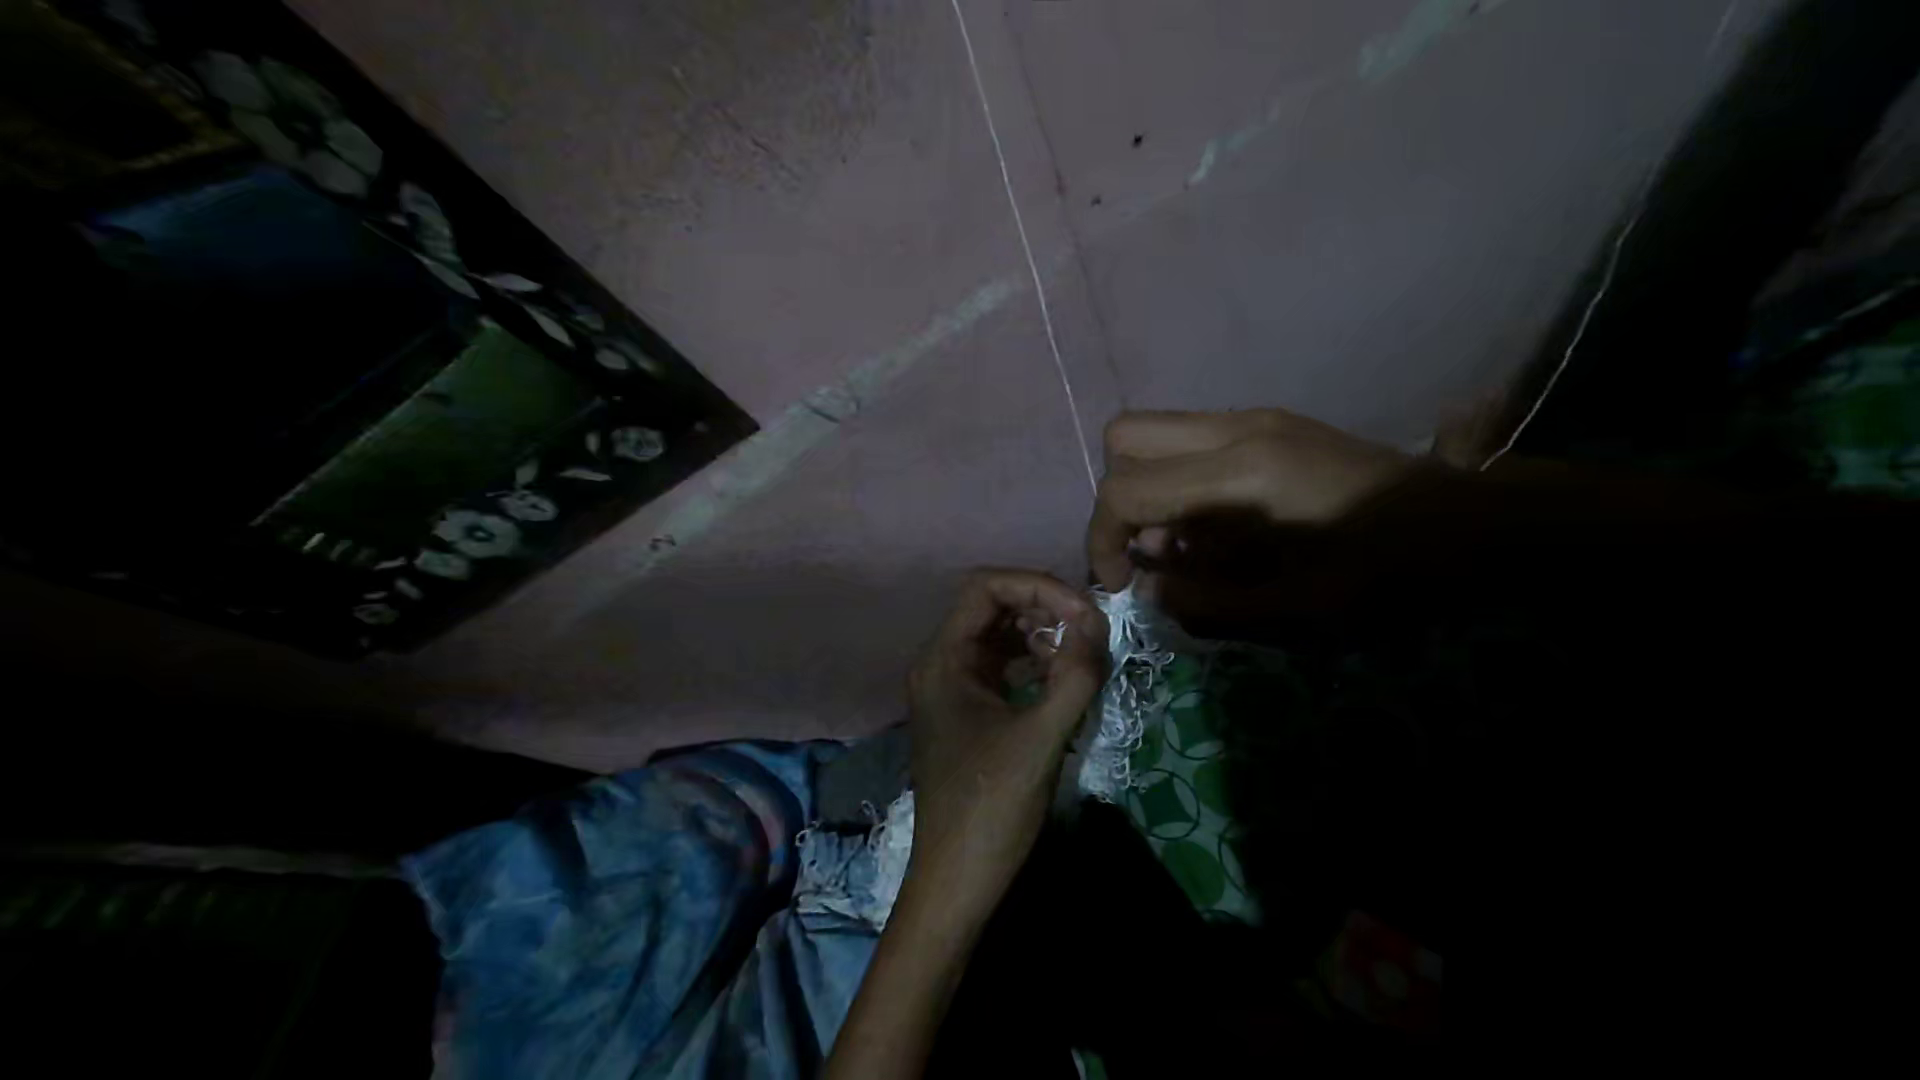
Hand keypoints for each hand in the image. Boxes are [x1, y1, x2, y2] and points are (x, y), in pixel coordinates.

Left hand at [906, 569, 1106, 910]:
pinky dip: (1034, 663)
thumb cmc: (990, 808)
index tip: (1084, 613)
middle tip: (1090, 631)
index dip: (1037, 585)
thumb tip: (1098, 625)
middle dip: (1043, 608)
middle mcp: (940, 664)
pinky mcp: (968, 712)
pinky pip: (1002, 667)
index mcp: (943, 659)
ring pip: (999, 636)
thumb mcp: (1040, 739)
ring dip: (1042, 635)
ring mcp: (952, 688)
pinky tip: (1063, 680)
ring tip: (1081, 655)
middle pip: (992, 607)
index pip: (985, 587)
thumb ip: (1074, 676)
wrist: (956, 880)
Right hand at [1088, 409, 1410, 590]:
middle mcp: (1236, 429)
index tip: (1121, 581)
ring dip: (1147, 486)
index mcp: (1241, 475)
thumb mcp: (1296, 607)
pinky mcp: (1268, 422)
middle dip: (1116, 497)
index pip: (1126, 489)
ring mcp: (1253, 417)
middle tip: (1147, 546)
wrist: (1469, 520)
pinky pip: (1189, 439)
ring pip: (1153, 432)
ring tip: (1188, 541)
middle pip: (1124, 436)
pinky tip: (1218, 521)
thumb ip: (1206, 600)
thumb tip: (1147, 588)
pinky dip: (1178, 479)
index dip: (1103, 539)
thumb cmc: (1388, 571)